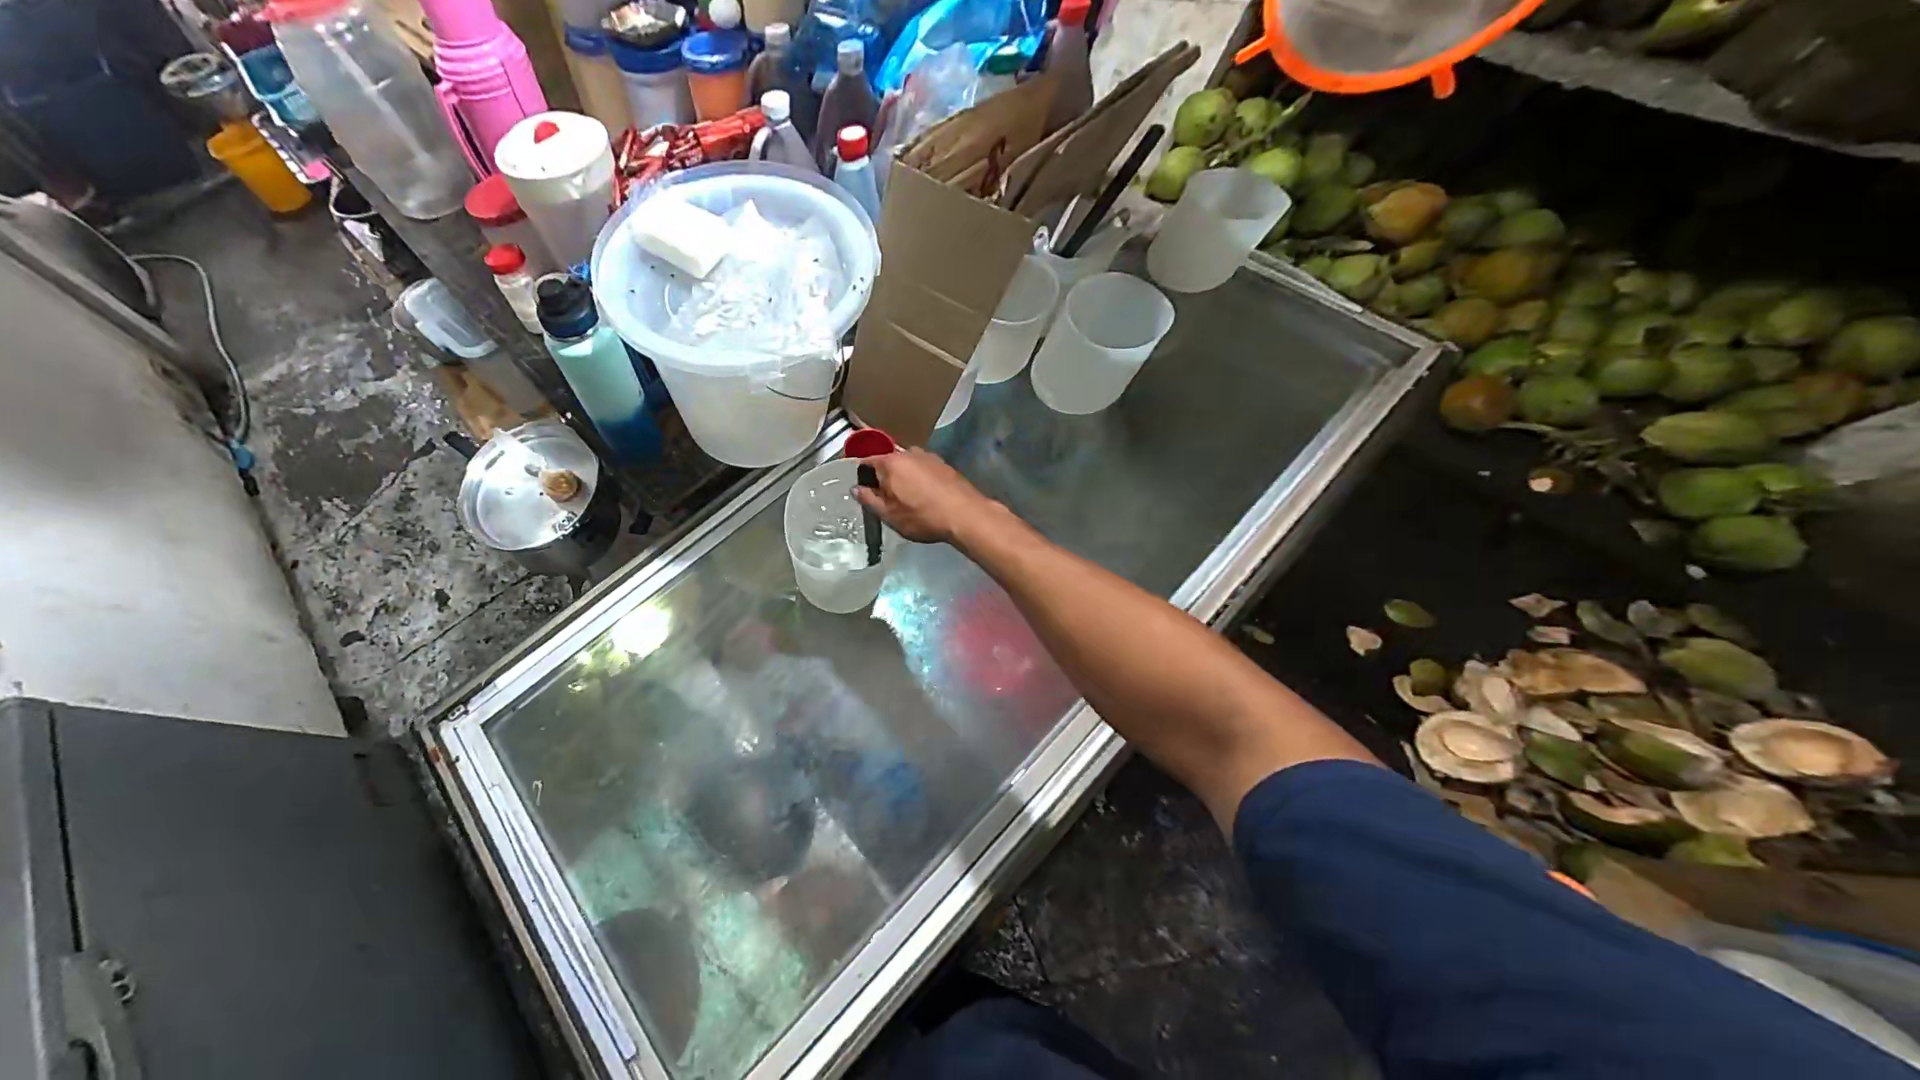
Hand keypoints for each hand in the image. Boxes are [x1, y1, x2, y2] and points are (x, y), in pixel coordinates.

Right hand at [852, 448, 1002, 545]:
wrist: (965, 515)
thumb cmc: (923, 517)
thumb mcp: (890, 515)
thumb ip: (869, 500)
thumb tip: (857, 488)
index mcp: (890, 462)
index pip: (866, 462)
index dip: (862, 477)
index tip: (866, 492)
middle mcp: (908, 452)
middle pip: (888, 462)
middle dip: (885, 478)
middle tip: (888, 501)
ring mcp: (928, 456)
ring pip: (907, 465)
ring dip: (904, 478)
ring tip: (910, 500)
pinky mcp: (944, 464)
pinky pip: (924, 469)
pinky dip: (920, 479)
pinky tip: (927, 497)